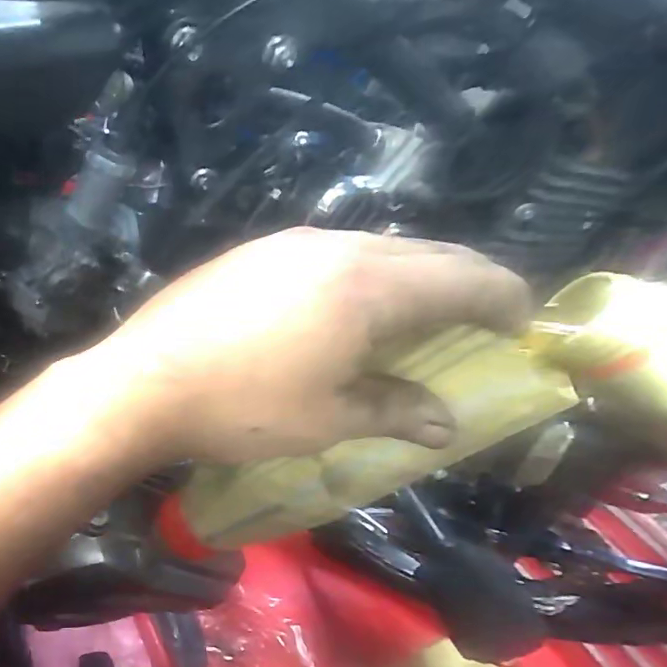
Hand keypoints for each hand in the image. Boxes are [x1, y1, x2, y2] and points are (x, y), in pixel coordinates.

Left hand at [84, 228, 532, 463]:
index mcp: (368, 286)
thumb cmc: (244, 408)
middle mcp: (338, 247)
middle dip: (467, 281)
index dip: (504, 297)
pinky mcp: (259, 251)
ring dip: (415, 276)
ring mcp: (294, 242)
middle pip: (427, 252)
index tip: (524, 321)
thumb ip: (396, 410)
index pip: (463, 277)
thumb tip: (446, 424)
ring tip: (422, 314)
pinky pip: (337, 253)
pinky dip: (369, 275)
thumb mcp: (329, 419)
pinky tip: (351, 308)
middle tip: (485, 316)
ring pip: (380, 248)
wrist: (142, 383)